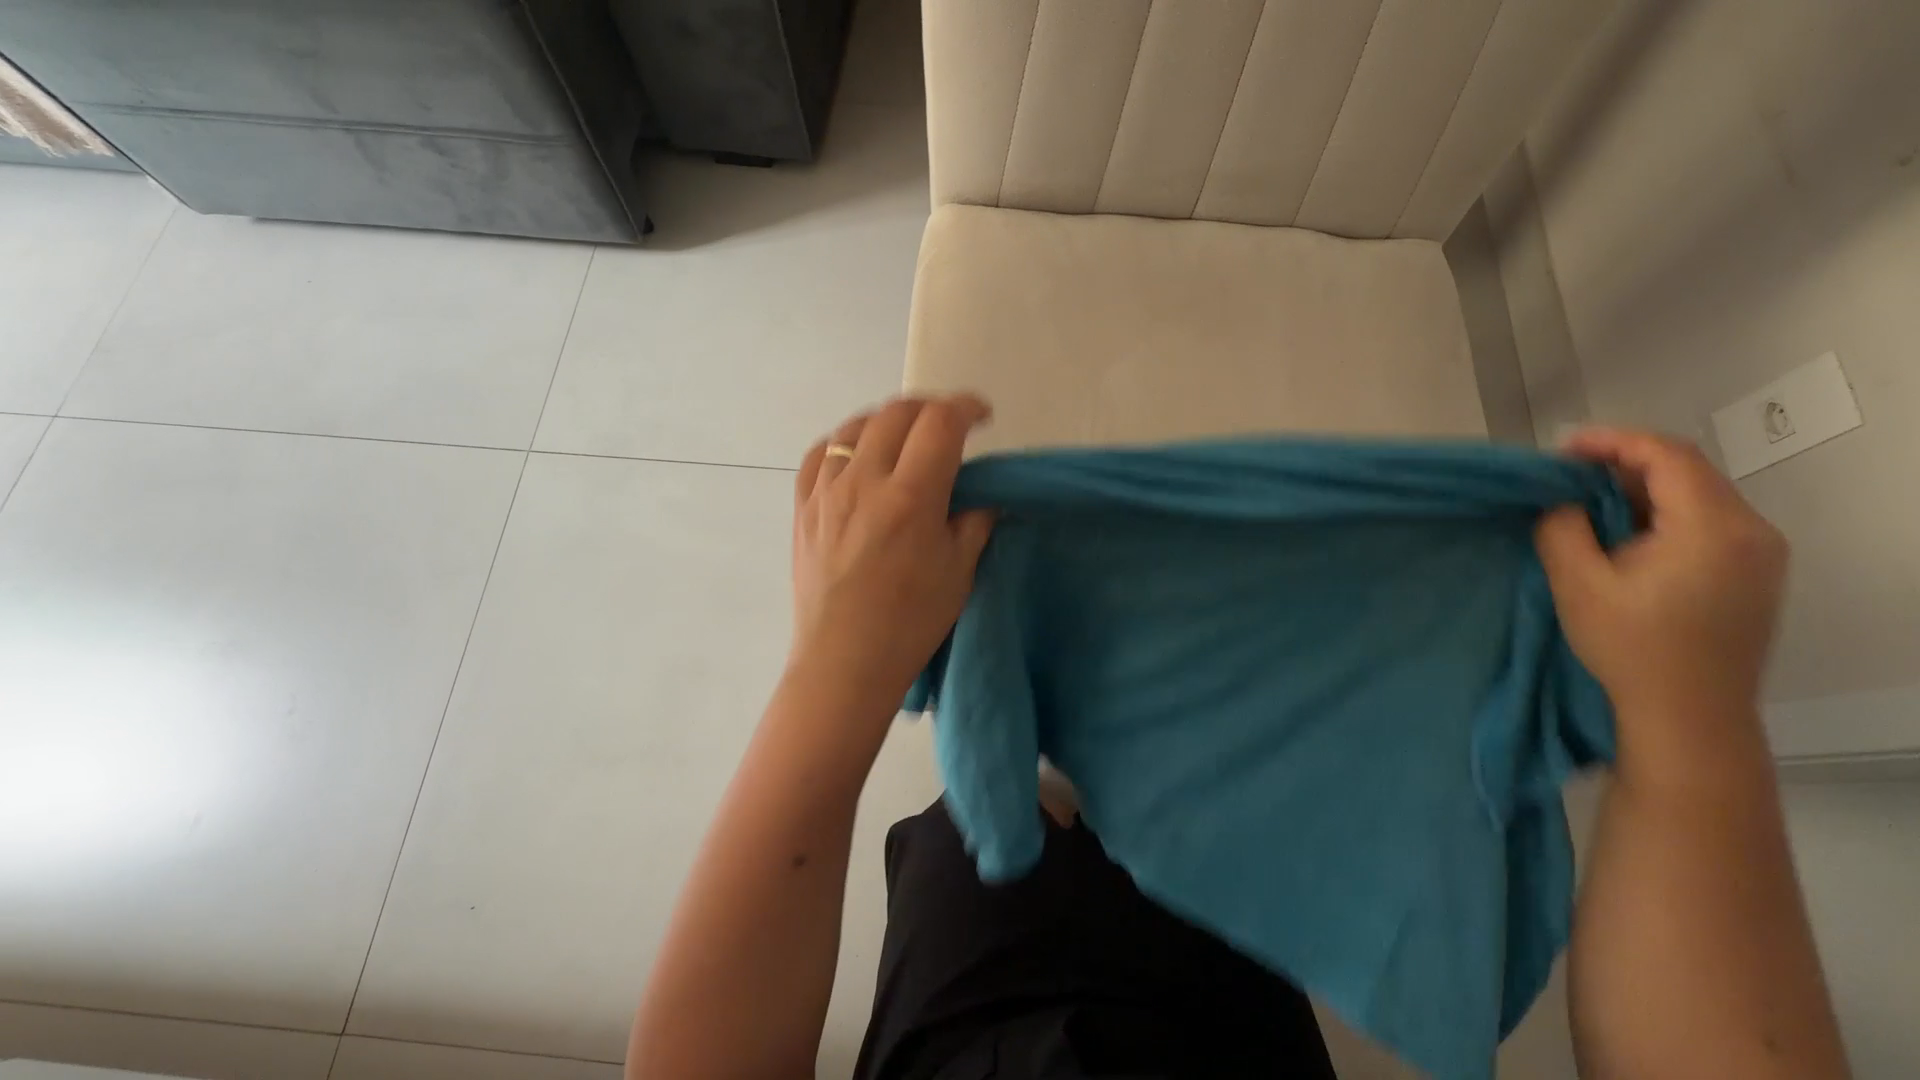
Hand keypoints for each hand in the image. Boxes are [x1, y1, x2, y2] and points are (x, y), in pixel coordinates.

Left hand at [789, 395, 994, 707]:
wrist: (844, 662)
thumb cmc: (910, 623)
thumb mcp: (960, 571)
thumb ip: (975, 520)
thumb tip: (983, 492)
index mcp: (911, 497)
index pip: (941, 422)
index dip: (966, 408)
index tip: (983, 417)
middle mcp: (864, 481)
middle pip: (898, 412)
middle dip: (931, 408)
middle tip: (950, 427)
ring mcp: (826, 491)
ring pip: (856, 426)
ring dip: (889, 421)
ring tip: (906, 439)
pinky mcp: (802, 507)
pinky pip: (821, 453)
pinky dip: (846, 443)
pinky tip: (859, 456)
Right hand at [1535, 428, 1788, 720]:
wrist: (1691, 716)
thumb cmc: (1632, 649)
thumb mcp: (1578, 585)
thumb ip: (1562, 529)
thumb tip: (1560, 502)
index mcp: (1712, 528)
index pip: (1668, 456)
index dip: (1613, 442)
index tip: (1563, 451)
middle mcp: (1751, 531)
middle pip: (1688, 472)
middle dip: (1625, 464)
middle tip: (1569, 477)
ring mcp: (1762, 554)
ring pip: (1700, 496)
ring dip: (1644, 490)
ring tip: (1590, 505)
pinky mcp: (1756, 574)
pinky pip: (1710, 522)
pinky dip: (1665, 514)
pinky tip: (1627, 535)